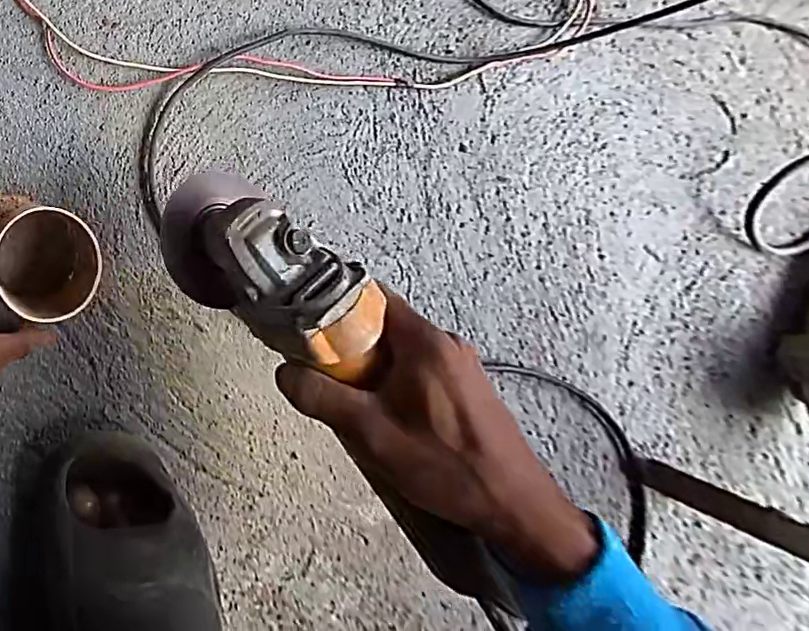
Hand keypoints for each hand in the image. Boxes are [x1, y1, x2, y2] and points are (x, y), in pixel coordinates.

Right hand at [274, 291, 599, 582]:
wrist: (522, 514)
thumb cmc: (455, 470)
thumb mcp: (372, 433)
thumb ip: (321, 397)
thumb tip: (286, 373)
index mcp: (425, 342)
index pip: (370, 295)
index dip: (334, 303)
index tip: (311, 322)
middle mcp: (445, 344)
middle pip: (380, 321)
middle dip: (348, 342)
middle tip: (327, 369)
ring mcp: (459, 365)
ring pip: (397, 346)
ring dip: (370, 364)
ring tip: (355, 398)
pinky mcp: (465, 387)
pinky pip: (416, 366)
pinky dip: (392, 379)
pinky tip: (387, 413)